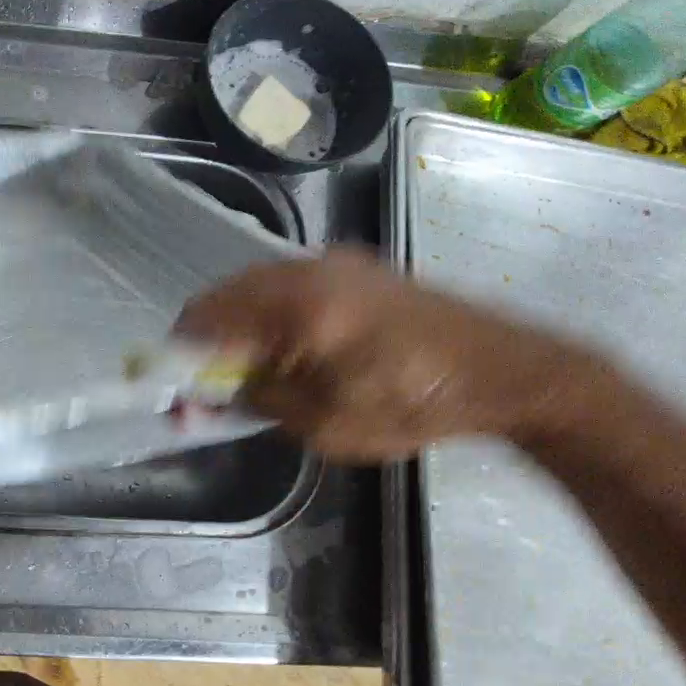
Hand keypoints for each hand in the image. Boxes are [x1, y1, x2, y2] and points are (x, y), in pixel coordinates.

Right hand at [174, 249, 602, 461]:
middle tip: (212, 386)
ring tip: (253, 372)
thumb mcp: (321, 423)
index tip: (174, 390)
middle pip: (222, 298)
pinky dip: (269, 315)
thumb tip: (200, 397)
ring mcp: (335, 263)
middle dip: (205, 342)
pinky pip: (287, 285)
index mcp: (295, 306)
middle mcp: (307, 270)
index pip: (202, 320)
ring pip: (254, 289)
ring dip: (237, 327)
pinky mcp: (357, 268)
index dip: (176, 357)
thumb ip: (253, 400)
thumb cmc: (412, 405)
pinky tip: (290, 349)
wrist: (511, 372)